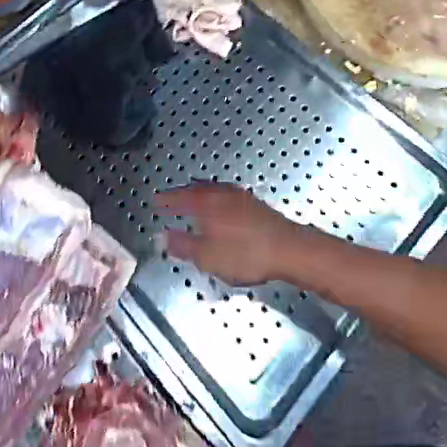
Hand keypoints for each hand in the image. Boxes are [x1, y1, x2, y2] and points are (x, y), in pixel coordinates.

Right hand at [158, 183, 314, 285]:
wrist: (289, 249)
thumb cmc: (248, 254)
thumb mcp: (208, 257)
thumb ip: (183, 246)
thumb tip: (162, 237)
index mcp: (209, 204)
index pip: (182, 197)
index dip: (168, 200)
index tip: (156, 200)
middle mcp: (225, 195)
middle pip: (199, 189)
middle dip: (184, 193)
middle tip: (172, 197)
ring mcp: (243, 198)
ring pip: (216, 190)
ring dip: (202, 193)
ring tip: (194, 197)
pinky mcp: (257, 206)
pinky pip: (229, 195)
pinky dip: (218, 198)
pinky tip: (222, 207)